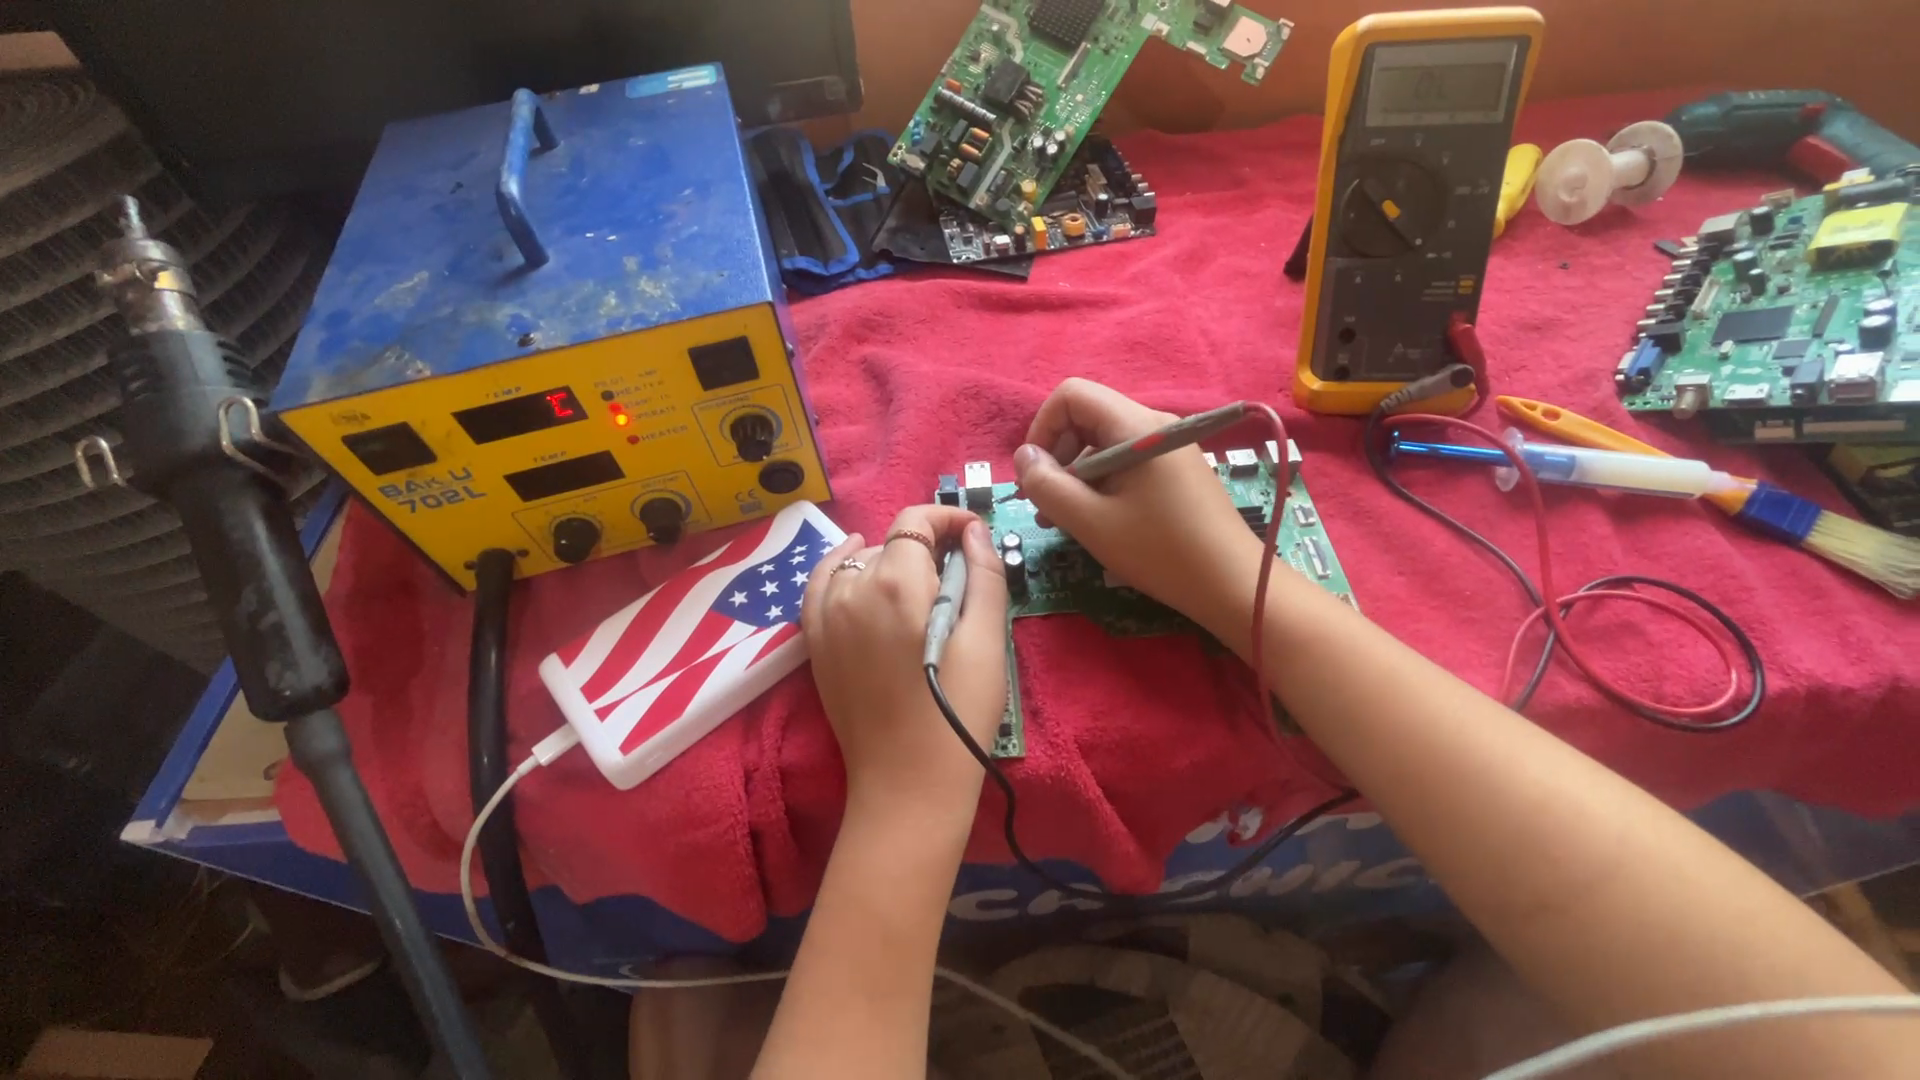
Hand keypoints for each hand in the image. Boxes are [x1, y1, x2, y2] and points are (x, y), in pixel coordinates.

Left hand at [802, 507, 1007, 811]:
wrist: (907, 784)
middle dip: (927, 543)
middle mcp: (851, 589)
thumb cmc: (957, 713)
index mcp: (896, 582)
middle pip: (890, 541)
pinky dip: (841, 569)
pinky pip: (821, 587)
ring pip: (857, 561)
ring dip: (888, 558)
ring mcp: (826, 617)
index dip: (948, 517)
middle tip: (960, 571)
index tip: (974, 533)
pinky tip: (857, 568)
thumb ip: (982, 575)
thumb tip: (974, 531)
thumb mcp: (987, 641)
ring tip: (919, 579)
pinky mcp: (815, 644)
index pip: (915, 521)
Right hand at [1014, 378, 1263, 642]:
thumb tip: (1023, 457)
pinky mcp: (1176, 470)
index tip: (1034, 474)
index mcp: (1135, 425)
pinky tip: (1095, 520)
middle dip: (1057, 455)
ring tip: (1063, 520)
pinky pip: (1125, 461)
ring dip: (1076, 476)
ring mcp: (1167, 446)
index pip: (1071, 395)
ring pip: (1103, 443)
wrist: (1232, 583)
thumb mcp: (1091, 522)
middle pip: (1086, 417)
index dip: (1042, 428)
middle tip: (1044, 504)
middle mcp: (1153, 423)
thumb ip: (1048, 485)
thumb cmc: (1160, 550)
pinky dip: (1101, 484)